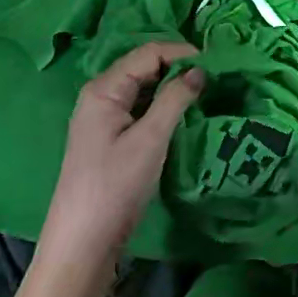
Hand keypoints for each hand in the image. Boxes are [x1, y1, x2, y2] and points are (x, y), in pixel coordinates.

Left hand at [4, 42, 204, 296]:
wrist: (82, 243)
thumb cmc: (115, 186)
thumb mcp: (151, 138)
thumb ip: (175, 98)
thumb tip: (200, 70)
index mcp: (104, 88)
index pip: (148, 53)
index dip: (181, 52)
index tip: (215, 63)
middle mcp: (100, 94)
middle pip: (144, 66)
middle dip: (178, 67)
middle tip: (213, 76)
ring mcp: (103, 117)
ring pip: (143, 87)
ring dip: (171, 86)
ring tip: (203, 92)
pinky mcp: (109, 137)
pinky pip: (139, 107)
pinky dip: (161, 105)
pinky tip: (182, 113)